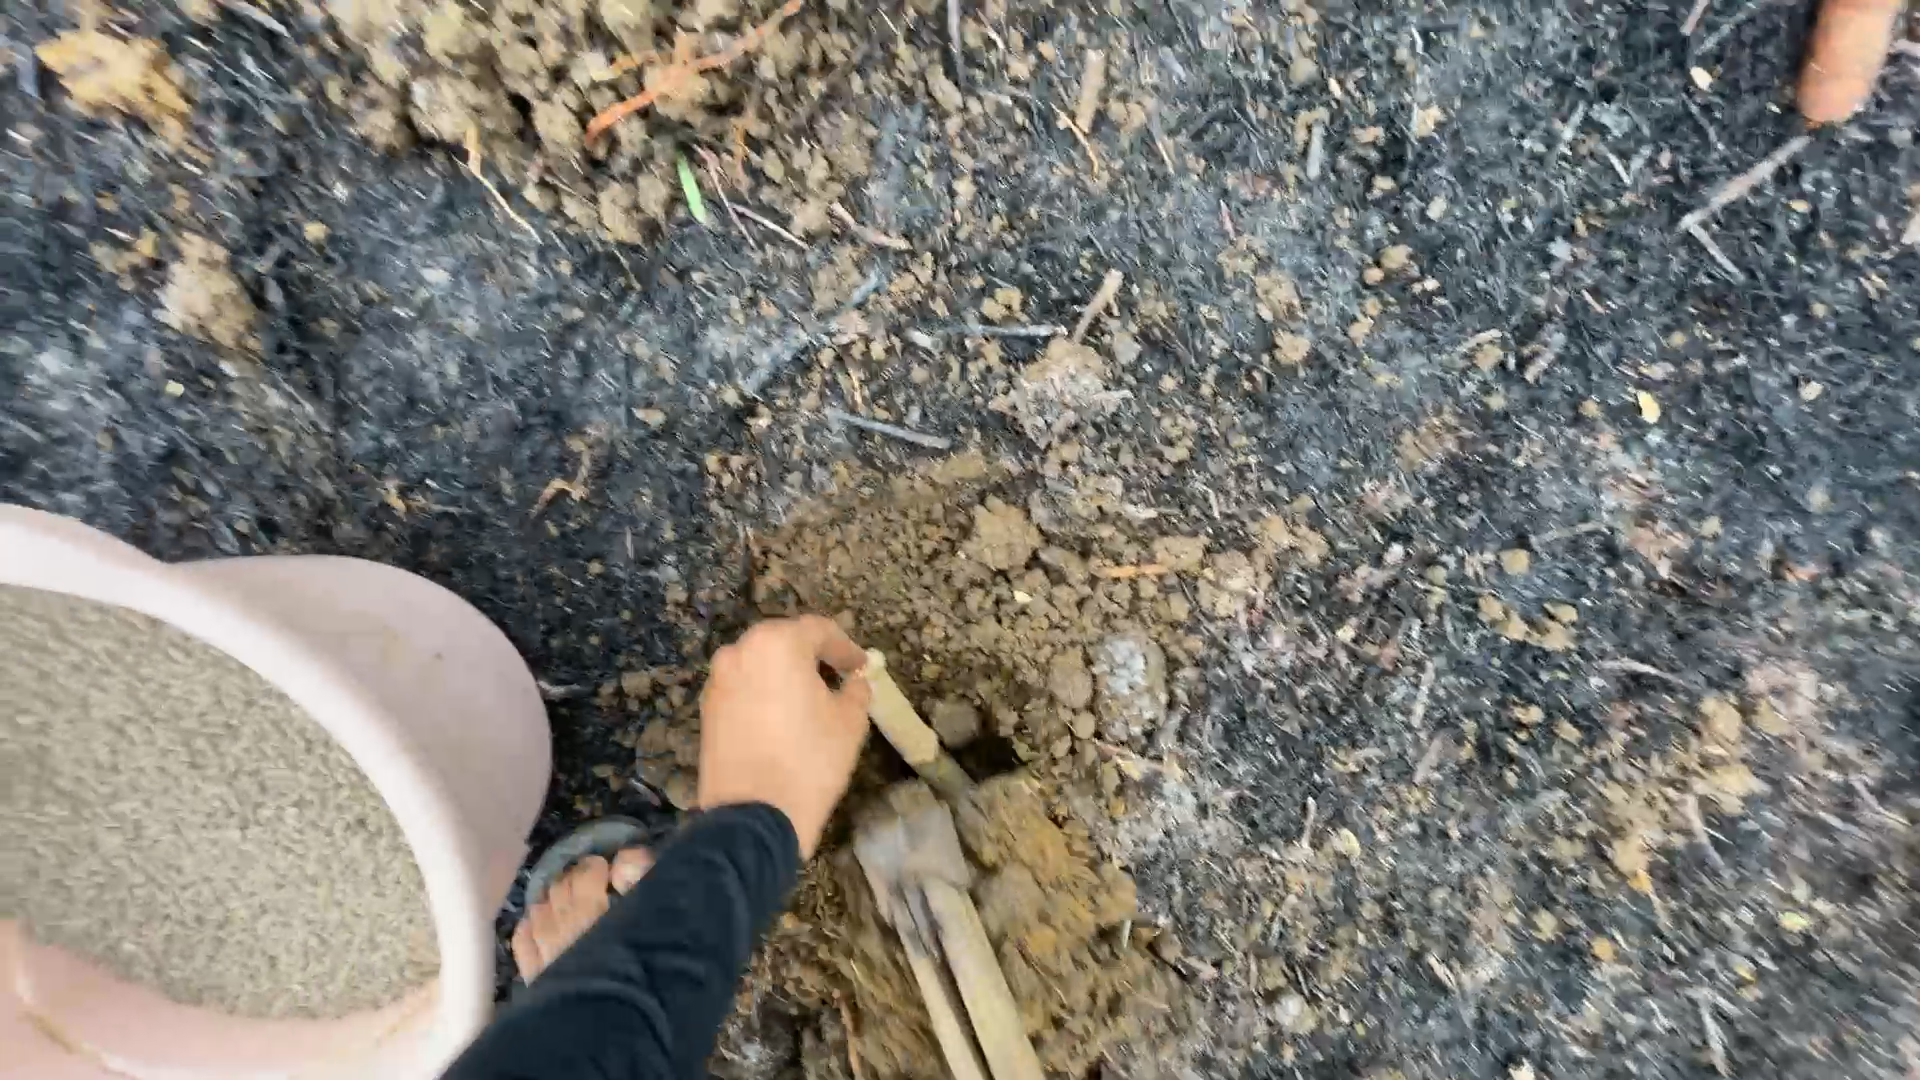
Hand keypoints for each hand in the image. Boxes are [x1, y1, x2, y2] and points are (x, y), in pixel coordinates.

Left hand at [697, 616, 872, 857]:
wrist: (754, 816)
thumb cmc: (810, 759)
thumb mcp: (850, 721)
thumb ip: (856, 689)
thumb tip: (855, 682)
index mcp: (777, 643)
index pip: (819, 630)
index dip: (845, 648)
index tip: (862, 667)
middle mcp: (740, 651)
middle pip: (784, 641)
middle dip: (812, 654)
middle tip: (837, 673)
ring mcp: (718, 681)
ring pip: (759, 663)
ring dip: (784, 672)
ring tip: (809, 695)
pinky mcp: (706, 710)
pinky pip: (743, 687)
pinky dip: (763, 692)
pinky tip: (781, 715)